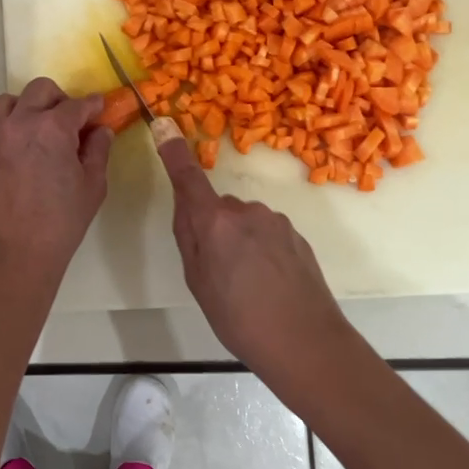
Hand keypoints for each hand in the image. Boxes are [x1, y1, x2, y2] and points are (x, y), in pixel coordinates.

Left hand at [0, 78, 113, 284]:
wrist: (14, 250)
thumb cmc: (61, 222)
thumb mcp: (92, 186)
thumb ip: (98, 151)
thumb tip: (100, 131)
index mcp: (53, 128)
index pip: (77, 105)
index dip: (93, 106)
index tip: (100, 109)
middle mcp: (21, 121)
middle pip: (42, 90)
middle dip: (61, 99)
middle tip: (73, 122)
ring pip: (12, 100)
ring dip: (30, 105)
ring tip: (42, 128)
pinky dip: (11, 121)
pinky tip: (24, 143)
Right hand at [159, 139, 345, 370]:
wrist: (305, 342)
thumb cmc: (238, 318)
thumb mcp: (198, 281)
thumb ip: (189, 238)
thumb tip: (187, 207)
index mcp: (214, 221)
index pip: (187, 179)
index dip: (173, 153)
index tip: (163, 126)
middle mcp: (246, 211)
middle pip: (217, 208)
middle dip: (212, 228)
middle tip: (216, 272)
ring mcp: (276, 222)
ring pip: (244, 222)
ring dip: (239, 242)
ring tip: (246, 285)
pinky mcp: (297, 236)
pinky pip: (267, 235)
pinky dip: (262, 251)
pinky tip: (268, 285)